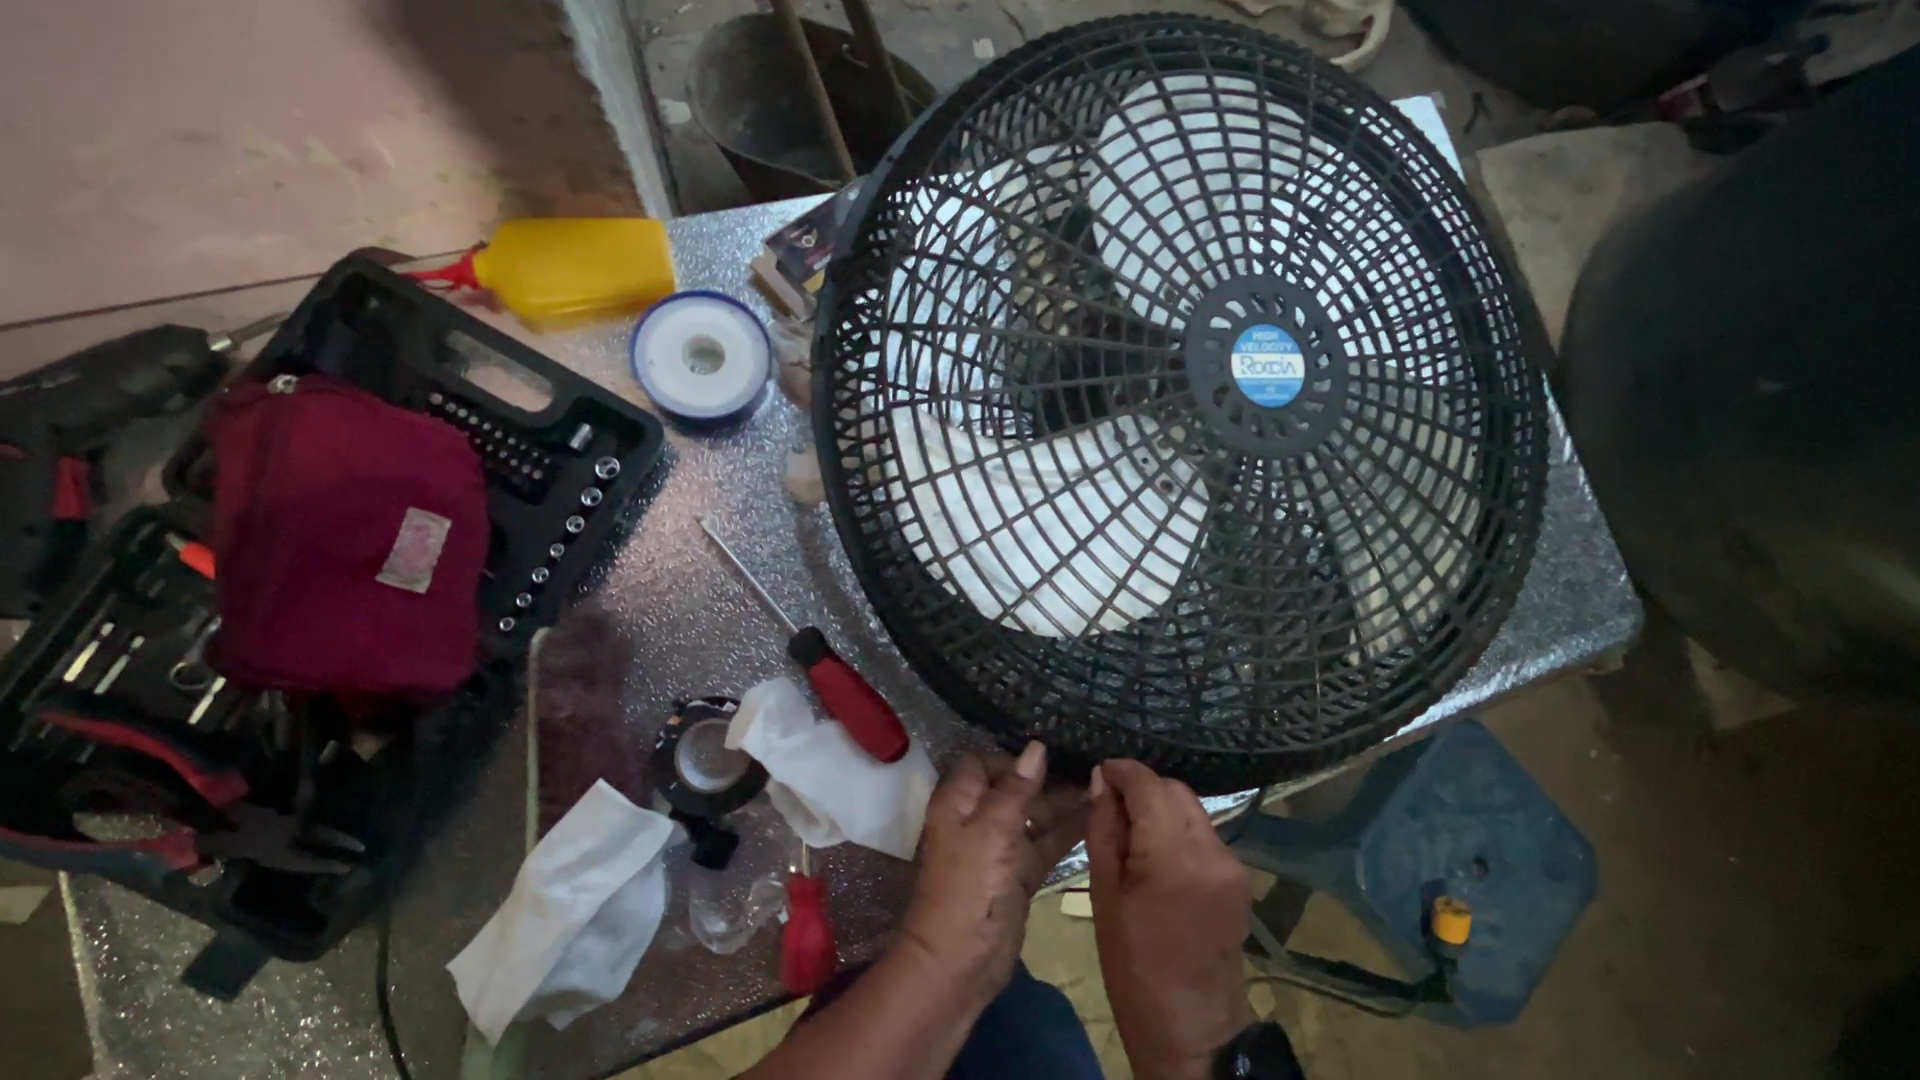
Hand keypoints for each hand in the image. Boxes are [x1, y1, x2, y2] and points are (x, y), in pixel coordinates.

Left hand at [898, 741, 1087, 1006]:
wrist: (957, 963)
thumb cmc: (968, 887)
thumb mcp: (991, 829)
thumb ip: (1016, 788)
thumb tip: (1036, 747)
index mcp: (959, 802)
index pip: (982, 763)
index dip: (1012, 757)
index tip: (1051, 753)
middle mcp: (978, 820)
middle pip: (1013, 788)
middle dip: (1046, 778)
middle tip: (1091, 765)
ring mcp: (999, 849)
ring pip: (1033, 817)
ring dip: (1063, 804)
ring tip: (1104, 788)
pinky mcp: (1018, 876)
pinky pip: (1044, 845)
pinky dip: (1067, 834)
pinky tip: (1098, 820)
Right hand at [1087, 760, 1252, 1079]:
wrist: (1189, 1025)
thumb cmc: (1132, 966)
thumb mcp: (1103, 894)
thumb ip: (1104, 829)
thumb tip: (1101, 781)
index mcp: (1174, 857)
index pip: (1149, 785)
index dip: (1122, 770)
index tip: (1099, 771)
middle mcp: (1212, 850)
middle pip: (1175, 790)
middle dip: (1142, 788)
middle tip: (1110, 805)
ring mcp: (1233, 863)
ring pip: (1192, 808)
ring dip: (1161, 808)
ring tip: (1132, 831)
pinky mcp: (1240, 876)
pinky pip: (1204, 832)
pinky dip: (1178, 830)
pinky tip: (1157, 853)